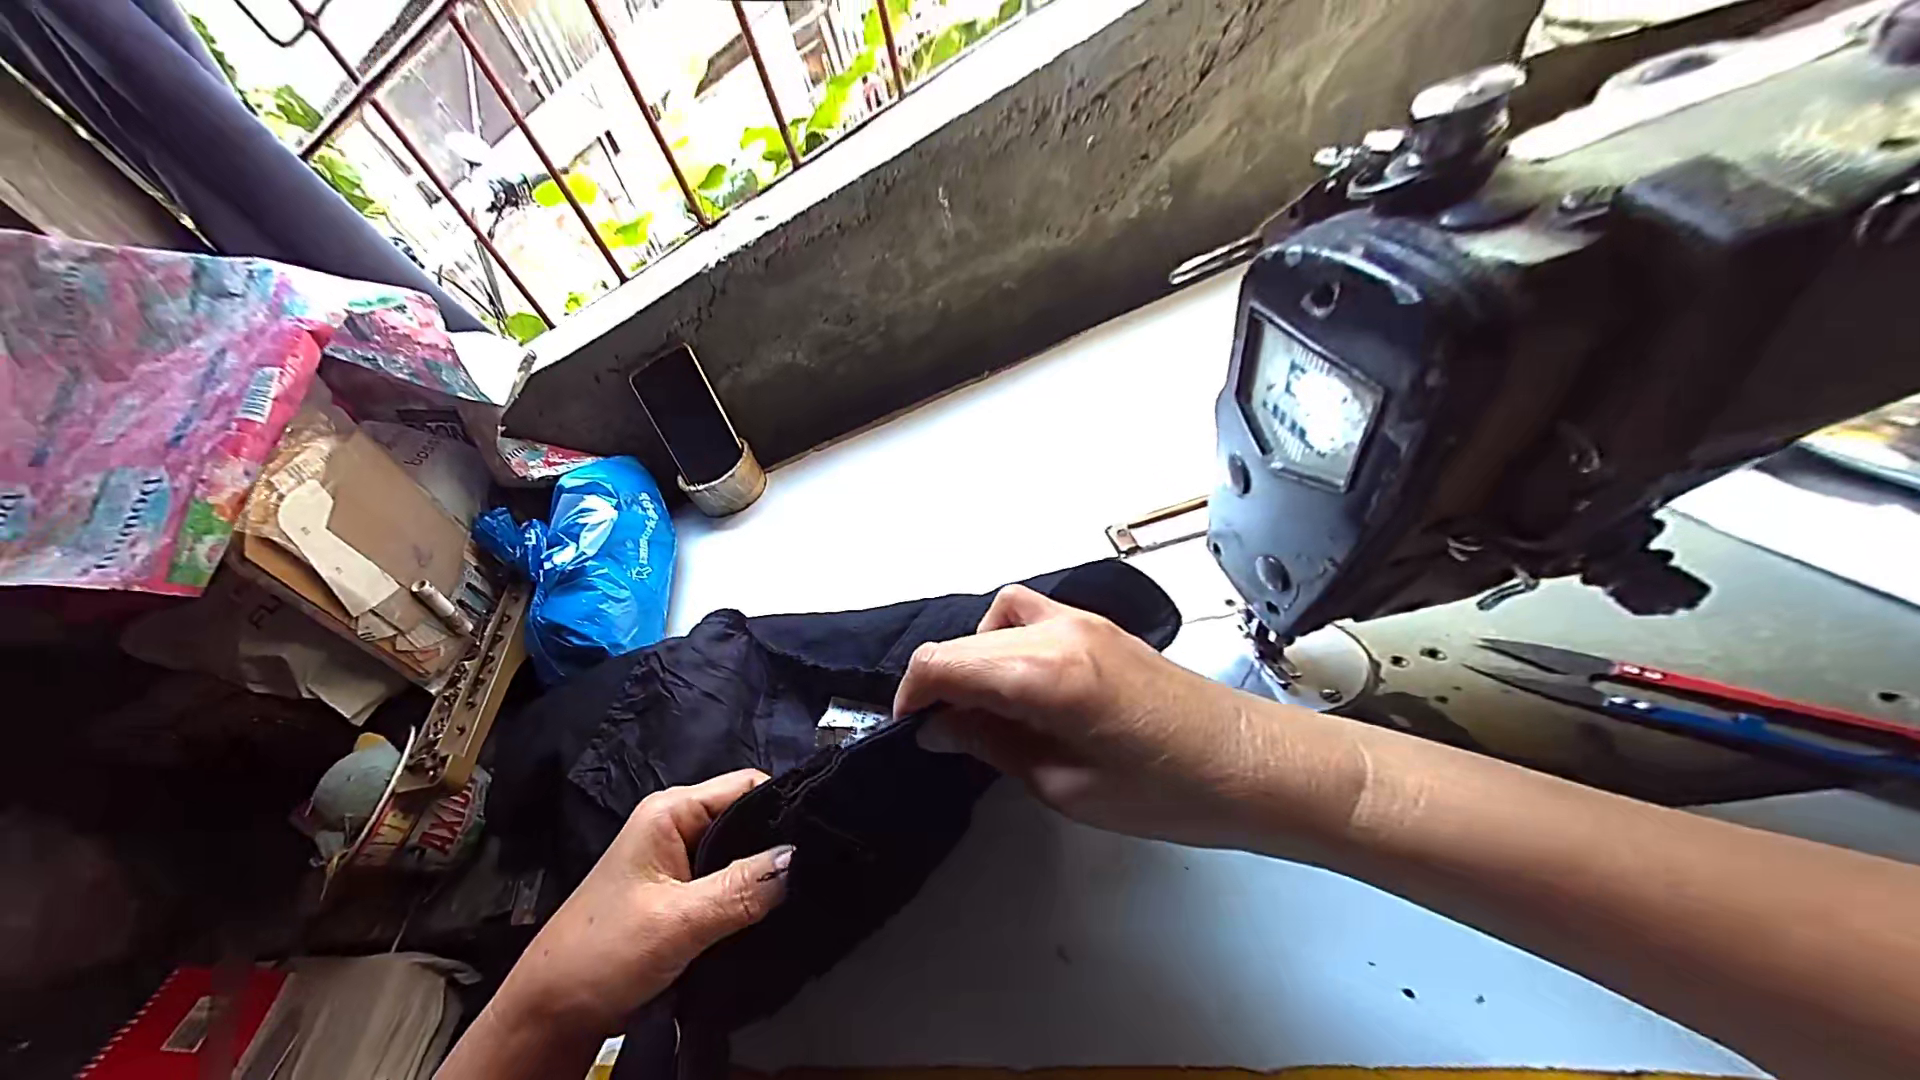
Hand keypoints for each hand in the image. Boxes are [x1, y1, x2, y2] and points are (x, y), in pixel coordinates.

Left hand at [488, 770, 792, 1038]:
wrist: (547, 1018)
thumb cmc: (602, 956)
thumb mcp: (677, 921)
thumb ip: (741, 888)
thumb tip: (799, 857)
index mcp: (672, 810)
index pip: (748, 786)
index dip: (784, 805)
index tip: (818, 835)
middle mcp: (677, 823)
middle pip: (748, 816)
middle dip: (777, 842)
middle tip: (814, 870)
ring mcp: (678, 858)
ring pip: (741, 850)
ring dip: (764, 872)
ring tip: (800, 890)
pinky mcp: (682, 890)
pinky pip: (730, 878)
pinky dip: (749, 892)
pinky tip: (770, 909)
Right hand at [895, 585, 1351, 850]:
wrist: (1255, 765)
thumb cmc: (1169, 793)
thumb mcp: (1066, 786)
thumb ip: (993, 744)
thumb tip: (939, 726)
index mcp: (1048, 675)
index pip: (945, 661)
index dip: (911, 693)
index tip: (910, 727)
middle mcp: (1060, 631)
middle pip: (964, 639)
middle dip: (939, 681)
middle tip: (945, 731)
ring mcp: (1083, 621)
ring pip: (995, 618)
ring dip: (974, 655)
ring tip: (986, 707)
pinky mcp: (1101, 625)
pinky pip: (1031, 616)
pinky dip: (1007, 640)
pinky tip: (1024, 684)